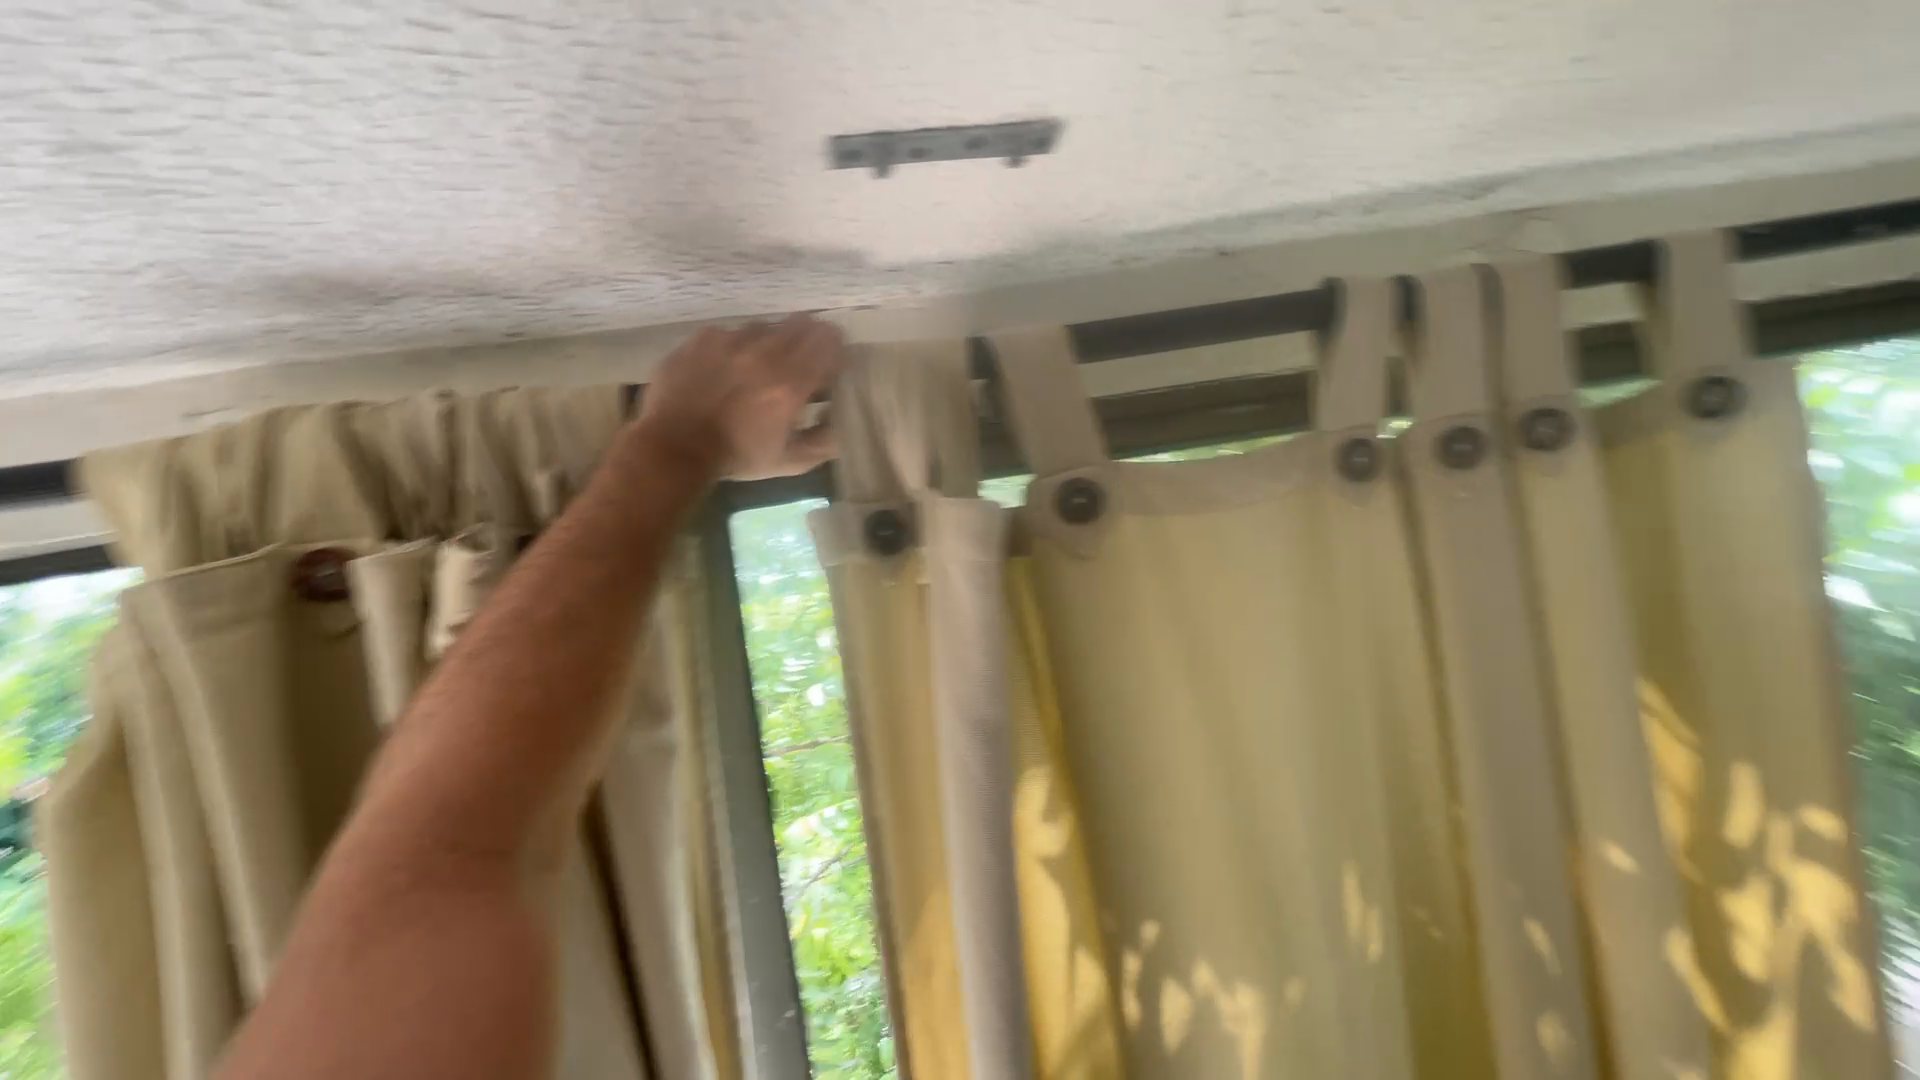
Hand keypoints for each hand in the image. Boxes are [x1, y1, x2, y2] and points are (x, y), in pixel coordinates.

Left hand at [635, 314, 847, 479]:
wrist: (674, 447)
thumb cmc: (737, 457)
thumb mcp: (790, 461)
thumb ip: (824, 442)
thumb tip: (842, 422)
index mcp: (790, 382)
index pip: (830, 341)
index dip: (836, 350)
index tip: (832, 366)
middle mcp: (764, 352)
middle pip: (803, 323)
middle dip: (809, 339)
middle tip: (802, 361)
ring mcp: (730, 340)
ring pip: (766, 327)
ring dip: (772, 342)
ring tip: (760, 366)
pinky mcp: (703, 337)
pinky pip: (730, 332)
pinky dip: (737, 347)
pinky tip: (727, 368)